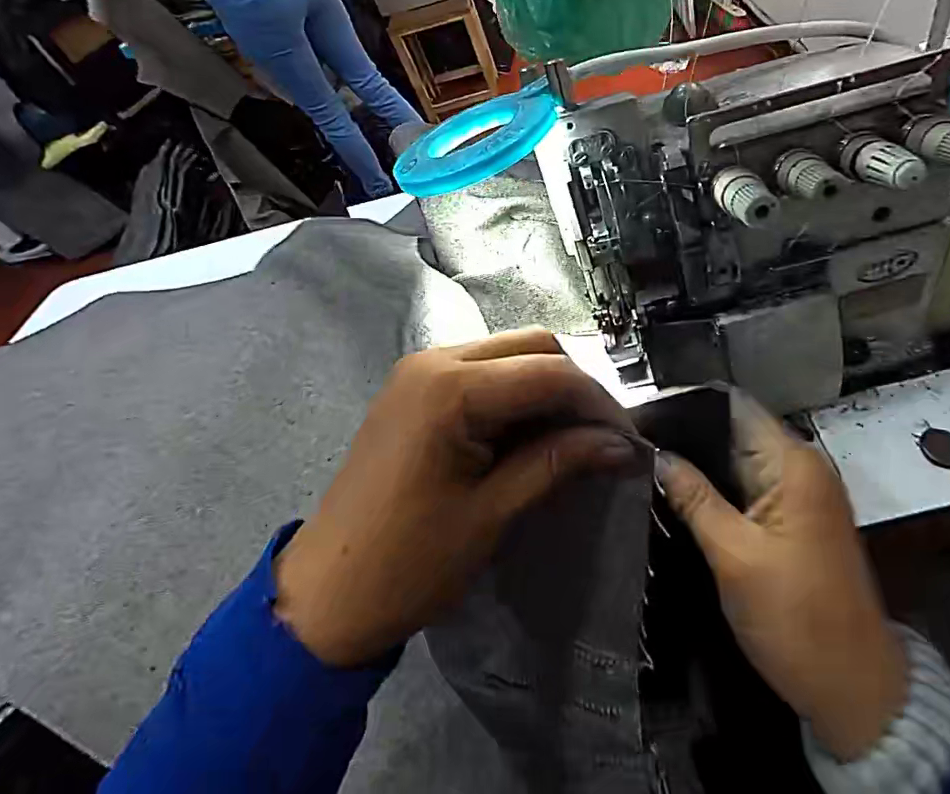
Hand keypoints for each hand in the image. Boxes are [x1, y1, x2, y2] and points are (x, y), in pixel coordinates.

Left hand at [273, 329, 637, 666]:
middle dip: (578, 387)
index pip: (550, 373)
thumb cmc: (406, 564)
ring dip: (551, 387)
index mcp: (449, 389)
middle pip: (534, 347)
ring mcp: (421, 371)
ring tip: (576, 436)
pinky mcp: (417, 389)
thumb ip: (560, 462)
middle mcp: (434, 361)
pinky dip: (521, 394)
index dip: (599, 404)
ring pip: (514, 354)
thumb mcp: (493, 513)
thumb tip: (622, 445)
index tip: (628, 441)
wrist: (320, 601)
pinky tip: (536, 432)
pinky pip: (487, 372)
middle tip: (603, 436)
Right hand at [657, 389, 907, 760]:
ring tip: (650, 465)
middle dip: (690, 435)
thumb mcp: (735, 558)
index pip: (735, 407)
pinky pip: (753, 486)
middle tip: (637, 445)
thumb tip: (658, 455)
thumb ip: (696, 499)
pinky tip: (685, 494)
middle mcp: (803, 464)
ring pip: (742, 459)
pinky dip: (722, 487)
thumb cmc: (796, 618)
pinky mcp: (799, 517)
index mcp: (794, 462)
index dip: (689, 405)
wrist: (853, 683)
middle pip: (738, 430)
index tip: (643, 416)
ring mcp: (803, 491)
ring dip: (703, 462)